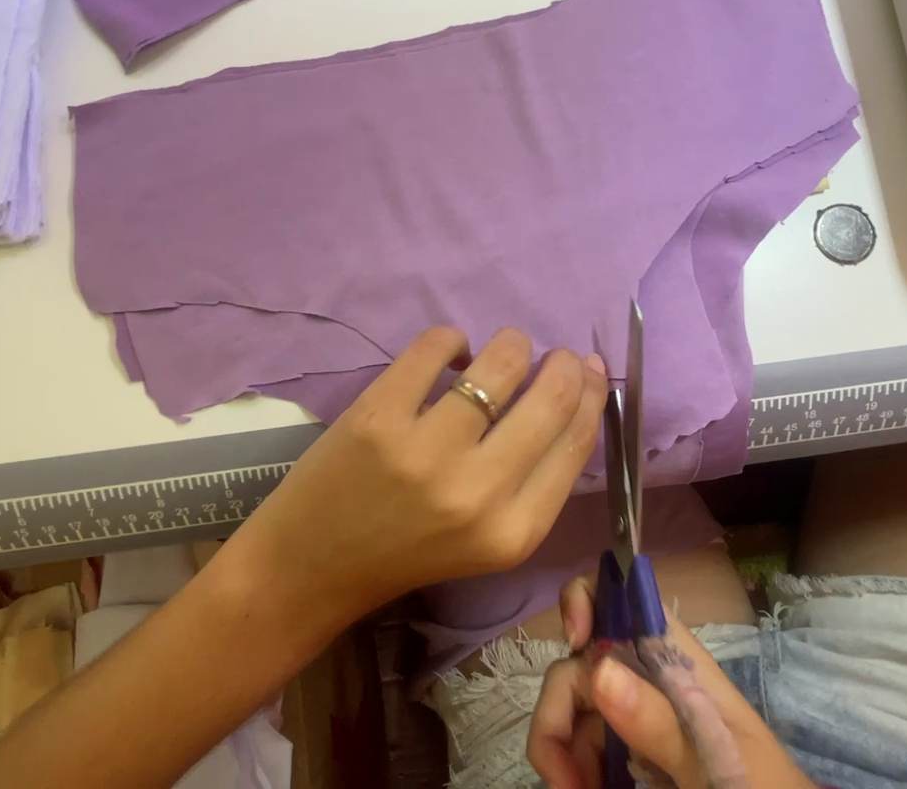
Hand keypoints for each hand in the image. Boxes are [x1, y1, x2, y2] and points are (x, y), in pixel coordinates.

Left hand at [225, 326, 607, 618]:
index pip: (576, 442)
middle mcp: (478, 493)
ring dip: (512, 344)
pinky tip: (450, 353)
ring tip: (503, 351)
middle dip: (564, 364)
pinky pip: (437, 345)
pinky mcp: (379, 416)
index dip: (593, 395)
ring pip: (501, 362)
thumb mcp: (489, 540)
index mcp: (514, 533)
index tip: (592, 370)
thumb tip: (575, 397)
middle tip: (554, 355)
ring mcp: (426, 451)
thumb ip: (533, 480)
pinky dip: (452, 338)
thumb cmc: (409, 552)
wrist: (313, 567)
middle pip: (551, 399)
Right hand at [528, 577, 812, 788]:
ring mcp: (633, 713)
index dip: (583, 600)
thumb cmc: (758, 787)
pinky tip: (583, 788)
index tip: (573, 642)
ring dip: (559, 748)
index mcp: (672, 657)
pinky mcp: (627, 750)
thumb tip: (598, 666)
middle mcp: (645, 675)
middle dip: (556, 712)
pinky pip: (582, 744)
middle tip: (562, 778)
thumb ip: (660, 721)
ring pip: (572, 708)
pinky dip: (573, 768)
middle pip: (579, 663)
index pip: (619, 596)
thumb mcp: (713, 760)